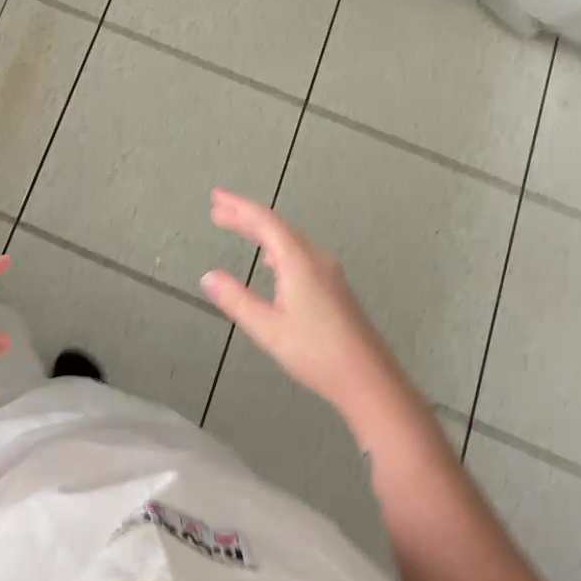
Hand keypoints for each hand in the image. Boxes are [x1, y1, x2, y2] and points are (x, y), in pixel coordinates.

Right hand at [198, 189, 389, 409]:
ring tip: (239, 227)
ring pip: (291, 239)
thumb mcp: (269, 329)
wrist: (372, 382)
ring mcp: (330, 274)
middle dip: (247, 215)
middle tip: (219, 208)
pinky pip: (301, 252)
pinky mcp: (336, 289)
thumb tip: (208, 277)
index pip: (265, 222)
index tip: (216, 197)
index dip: (238, 207)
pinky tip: (272, 261)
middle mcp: (317, 260)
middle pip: (278, 226)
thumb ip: (236, 300)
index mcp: (300, 263)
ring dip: (262, 230)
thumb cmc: (319, 355)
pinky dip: (278, 246)